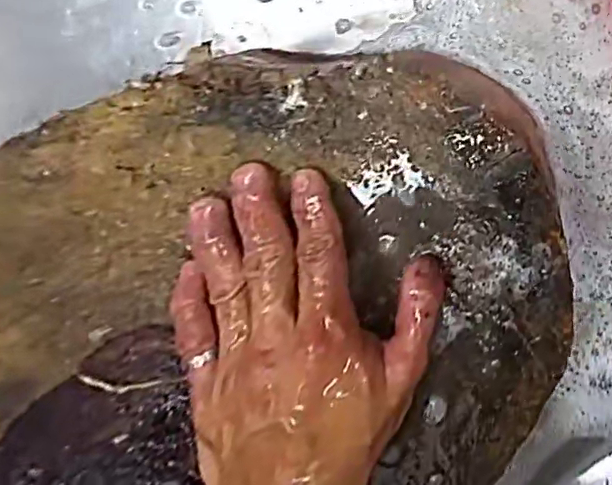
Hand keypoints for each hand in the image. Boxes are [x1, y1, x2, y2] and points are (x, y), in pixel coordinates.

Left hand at [171, 163, 444, 484]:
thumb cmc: (350, 437)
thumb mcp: (403, 377)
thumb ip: (418, 316)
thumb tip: (427, 267)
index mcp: (326, 331)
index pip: (319, 256)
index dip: (313, 212)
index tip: (305, 179)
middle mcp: (278, 338)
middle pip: (267, 262)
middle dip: (259, 213)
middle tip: (249, 174)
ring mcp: (237, 362)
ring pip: (226, 290)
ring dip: (216, 244)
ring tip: (205, 206)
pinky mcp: (208, 388)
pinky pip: (194, 338)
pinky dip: (187, 302)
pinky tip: (184, 269)